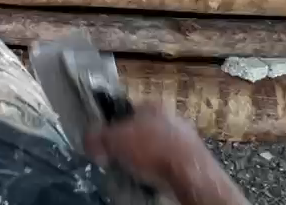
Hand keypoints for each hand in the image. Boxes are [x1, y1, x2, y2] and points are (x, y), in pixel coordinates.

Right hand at [80, 106, 246, 204]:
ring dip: (149, 160)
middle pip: (144, 129)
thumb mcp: (113, 141)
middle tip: (122, 160)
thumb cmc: (150, 149)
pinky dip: (164, 172)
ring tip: (138, 174)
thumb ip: (97, 138)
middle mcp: (171, 116)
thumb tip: (87, 143)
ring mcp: (187, 138)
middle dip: (134, 144)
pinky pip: (173, 164)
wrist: (190, 174)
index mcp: (151, 104)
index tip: (110, 144)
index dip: (116, 127)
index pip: (128, 111)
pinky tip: (156, 181)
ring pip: (160, 148)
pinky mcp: (197, 160)